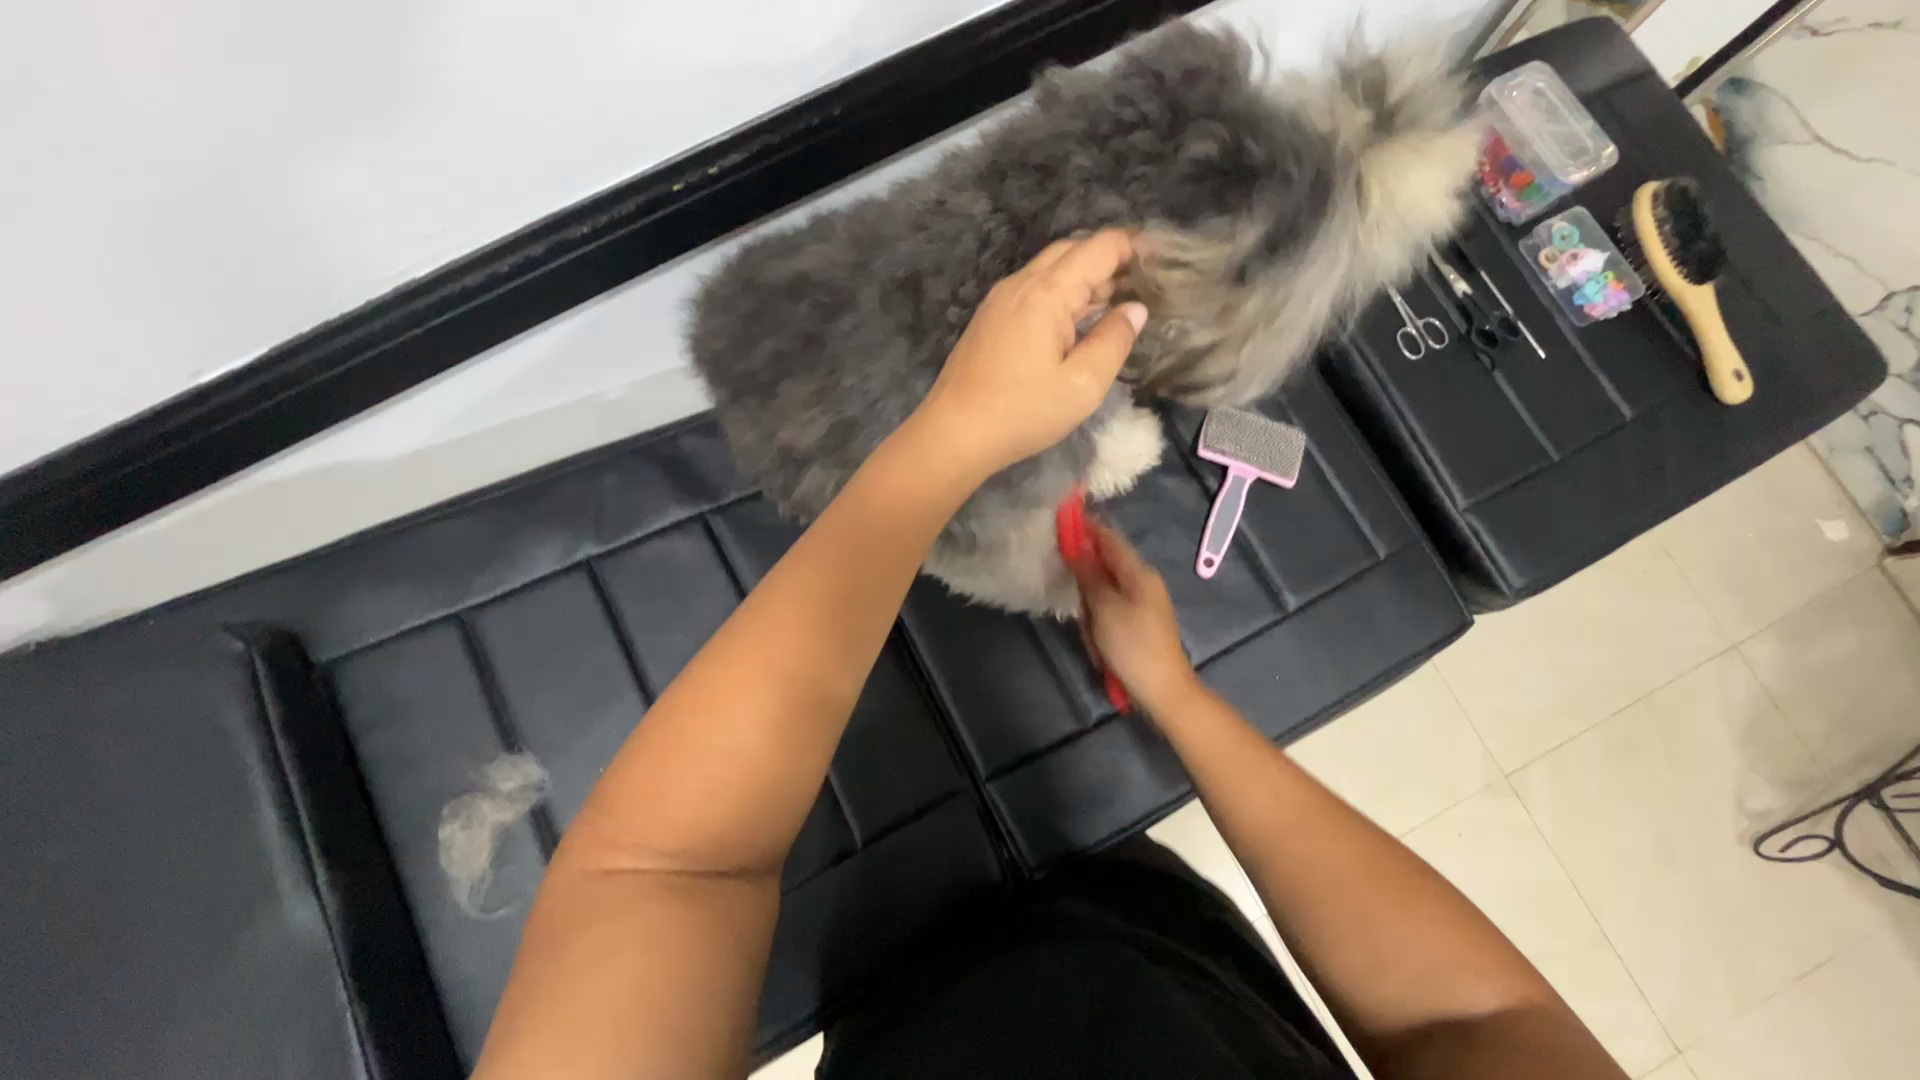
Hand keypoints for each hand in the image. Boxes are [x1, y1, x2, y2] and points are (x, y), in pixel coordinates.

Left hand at [911, 230, 1146, 479]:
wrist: (954, 433)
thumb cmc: (1023, 412)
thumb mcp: (1082, 385)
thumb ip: (1114, 341)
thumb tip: (1135, 309)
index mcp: (1047, 292)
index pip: (1098, 247)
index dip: (1132, 248)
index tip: (1160, 262)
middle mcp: (1021, 284)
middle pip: (1071, 250)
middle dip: (1108, 260)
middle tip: (1140, 285)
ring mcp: (1000, 300)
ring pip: (1049, 270)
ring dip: (1083, 279)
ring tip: (1115, 304)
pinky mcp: (990, 319)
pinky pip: (1032, 290)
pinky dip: (1060, 294)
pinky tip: (1075, 322)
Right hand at [1066, 520, 1198, 716]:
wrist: (1163, 690)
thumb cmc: (1133, 646)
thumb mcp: (1105, 608)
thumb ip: (1089, 574)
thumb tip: (1075, 544)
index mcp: (1139, 573)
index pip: (1109, 539)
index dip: (1087, 528)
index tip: (1062, 518)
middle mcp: (1143, 583)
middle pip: (1104, 566)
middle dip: (1085, 582)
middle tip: (1076, 604)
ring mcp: (1142, 604)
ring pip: (1103, 593)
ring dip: (1091, 612)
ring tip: (1092, 636)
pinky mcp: (1137, 624)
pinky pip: (1109, 613)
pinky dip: (1099, 625)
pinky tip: (1098, 645)